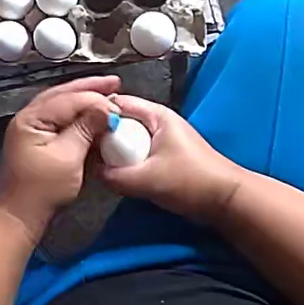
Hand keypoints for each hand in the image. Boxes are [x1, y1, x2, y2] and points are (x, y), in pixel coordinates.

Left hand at [0, 75, 120, 232]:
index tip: (118, 102)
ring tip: (107, 92)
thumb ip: (86, 129)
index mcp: (31, 119)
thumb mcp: (68, 158)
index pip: (68, 99)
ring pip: (61, 103)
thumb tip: (106, 108)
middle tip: (115, 82)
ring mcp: (31, 127)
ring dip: (84, 97)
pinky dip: (78, 112)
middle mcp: (29, 117)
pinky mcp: (38, 138)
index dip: (94, 98)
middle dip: (89, 88)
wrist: (20, 216)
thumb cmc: (43, 189)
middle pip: (63, 94)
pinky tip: (92, 111)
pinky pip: (60, 117)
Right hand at [96, 94, 248, 226]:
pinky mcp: (162, 158)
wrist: (225, 201)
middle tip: (83, 152)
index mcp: (157, 115)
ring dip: (113, 152)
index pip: (117, 102)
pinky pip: (135, 155)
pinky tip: (115, 176)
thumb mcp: (147, 179)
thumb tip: (92, 171)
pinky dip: (124, 163)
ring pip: (126, 140)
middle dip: (102, 136)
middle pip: (119, 121)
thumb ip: (114, 175)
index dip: (95, 113)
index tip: (77, 129)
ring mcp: (160, 140)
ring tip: (96, 165)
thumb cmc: (193, 182)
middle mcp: (157, 122)